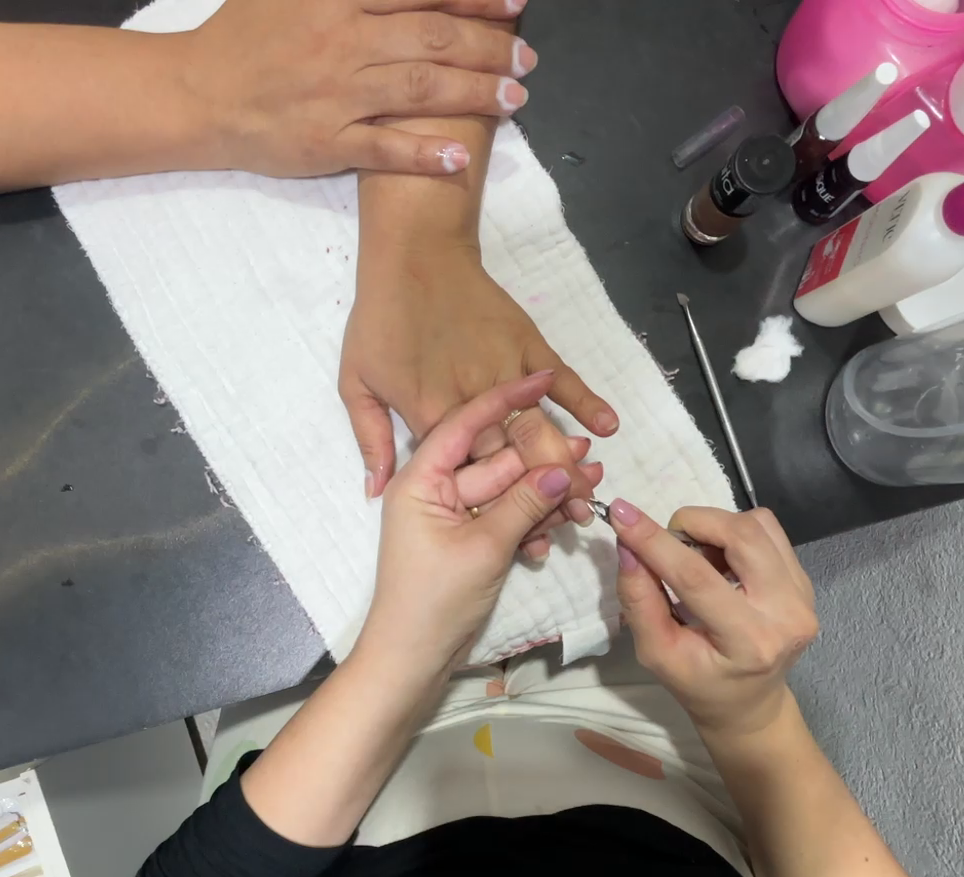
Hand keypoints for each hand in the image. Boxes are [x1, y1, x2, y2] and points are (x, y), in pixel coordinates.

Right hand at [182, 0, 535, 176]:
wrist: (201, 95)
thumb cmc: (246, 40)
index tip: (514, 2)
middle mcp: (344, 40)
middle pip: (433, 40)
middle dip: (488, 48)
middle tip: (526, 59)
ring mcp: (337, 94)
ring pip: (420, 90)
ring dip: (474, 94)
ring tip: (514, 99)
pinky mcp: (328, 142)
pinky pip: (385, 150)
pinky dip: (425, 154)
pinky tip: (461, 157)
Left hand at [340, 242, 617, 552]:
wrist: (413, 252)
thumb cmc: (380, 319)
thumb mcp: (355, 382)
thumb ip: (369, 439)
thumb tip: (373, 489)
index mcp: (432, 414)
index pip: (467, 474)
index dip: (495, 509)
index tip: (522, 536)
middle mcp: (474, 398)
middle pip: (513, 458)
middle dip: (544, 494)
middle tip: (571, 519)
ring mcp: (504, 370)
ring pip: (540, 427)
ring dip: (567, 463)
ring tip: (589, 493)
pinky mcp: (527, 345)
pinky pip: (561, 378)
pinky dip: (586, 400)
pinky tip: (608, 426)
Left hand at [354, 372, 602, 674]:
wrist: (413, 657)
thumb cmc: (433, 599)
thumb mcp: (482, 547)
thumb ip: (524, 504)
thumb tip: (565, 469)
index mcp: (421, 478)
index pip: (466, 423)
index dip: (506, 399)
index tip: (544, 378)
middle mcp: (436, 488)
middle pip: (495, 460)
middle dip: (541, 460)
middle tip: (588, 453)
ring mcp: (455, 514)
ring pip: (506, 490)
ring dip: (546, 491)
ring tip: (593, 483)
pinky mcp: (470, 538)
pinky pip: (506, 516)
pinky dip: (534, 519)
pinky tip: (569, 517)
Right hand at [605, 502, 818, 734]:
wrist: (749, 704)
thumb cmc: (696, 682)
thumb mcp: (655, 652)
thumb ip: (639, 600)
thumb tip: (627, 548)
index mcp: (749, 642)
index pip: (696, 577)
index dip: (655, 541)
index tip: (621, 514)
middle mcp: (787, 614)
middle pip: (741, 535)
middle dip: (692, 524)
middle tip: (667, 542)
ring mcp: (804, 595)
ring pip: (757, 524)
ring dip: (715, 527)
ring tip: (696, 555)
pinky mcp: (805, 580)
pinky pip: (768, 532)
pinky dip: (735, 533)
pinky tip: (720, 560)